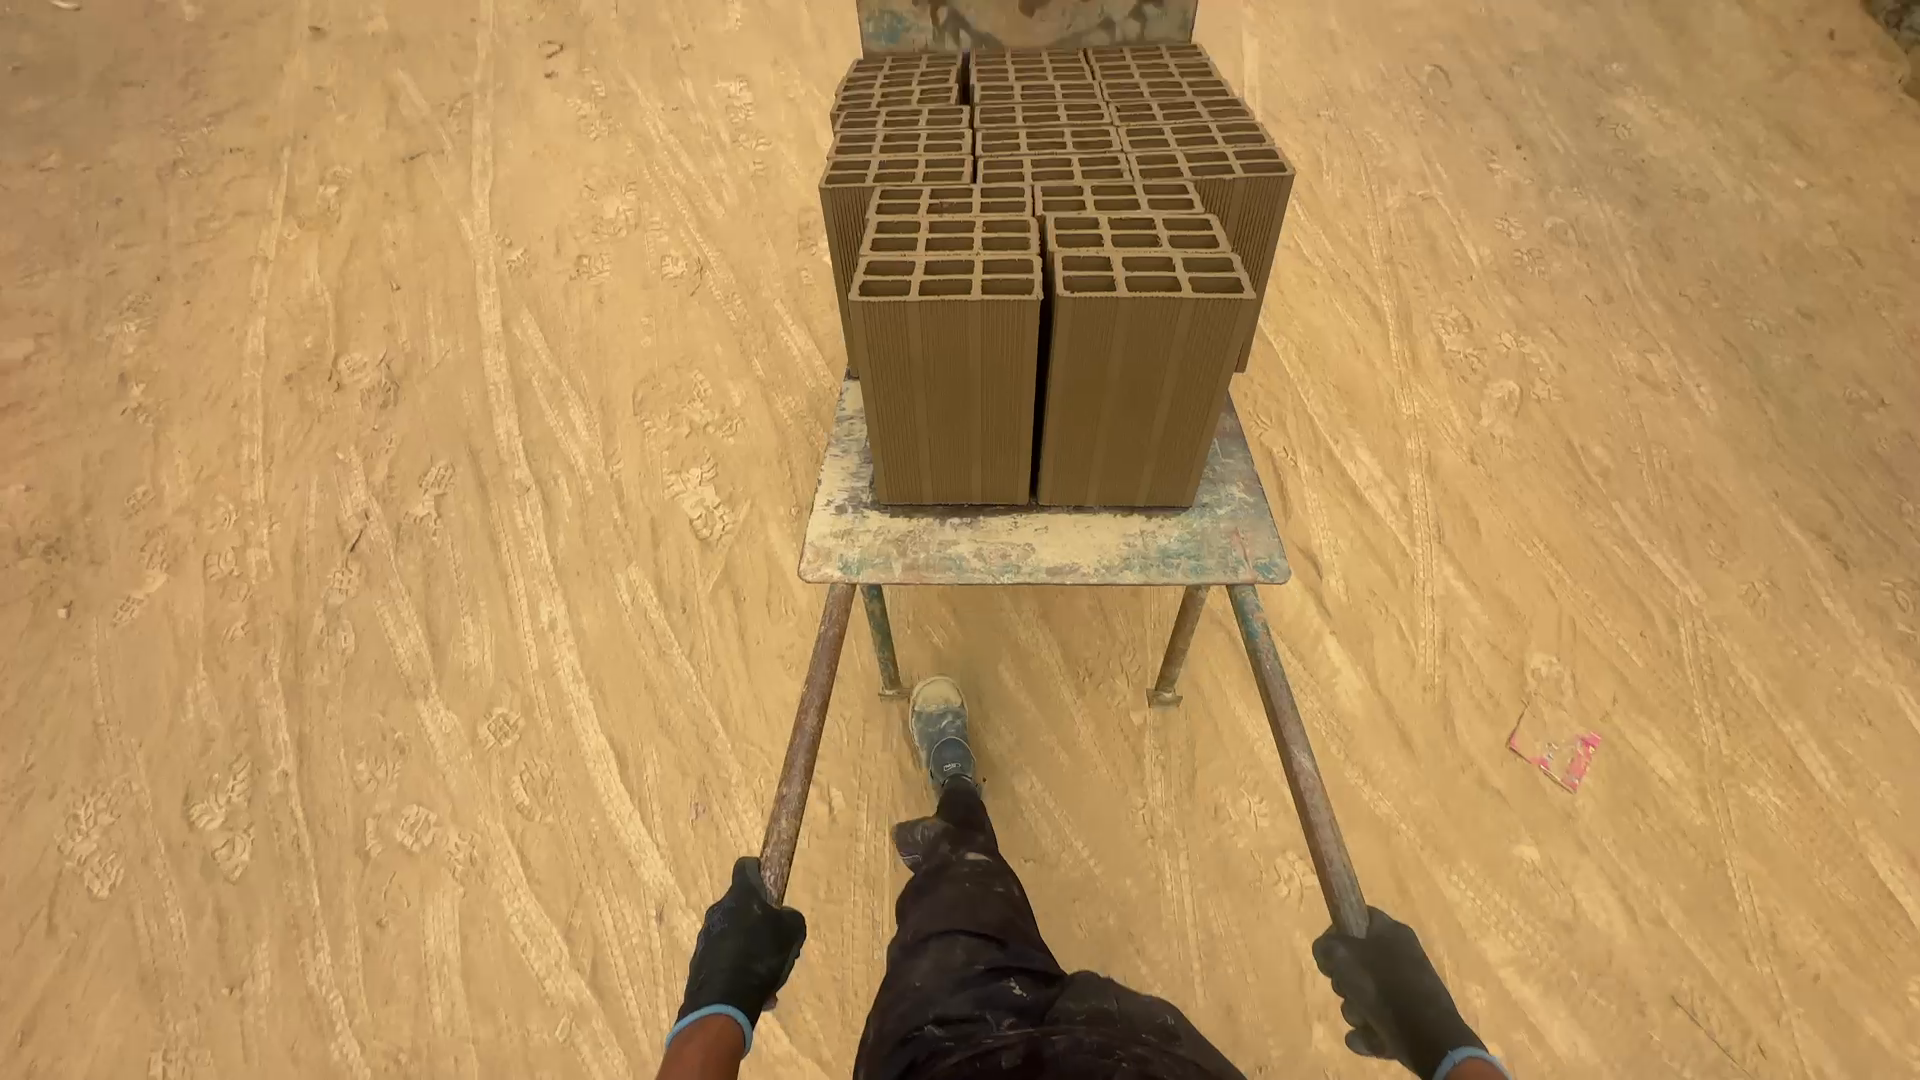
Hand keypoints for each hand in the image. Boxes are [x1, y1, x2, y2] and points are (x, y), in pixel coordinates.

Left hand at [674, 858, 807, 1045]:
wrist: (722, 1004)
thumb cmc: (761, 956)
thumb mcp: (792, 932)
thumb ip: (790, 917)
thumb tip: (783, 917)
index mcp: (741, 895)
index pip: (746, 866)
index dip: (759, 870)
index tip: (769, 883)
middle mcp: (718, 910)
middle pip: (740, 905)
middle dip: (757, 920)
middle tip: (774, 940)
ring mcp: (705, 938)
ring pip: (734, 936)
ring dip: (750, 949)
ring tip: (768, 977)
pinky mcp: (698, 964)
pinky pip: (725, 961)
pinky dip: (739, 972)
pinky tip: (757, 995)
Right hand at [1313, 907, 1485, 1077]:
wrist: (1429, 1040)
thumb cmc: (1383, 986)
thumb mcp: (1341, 953)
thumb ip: (1326, 945)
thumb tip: (1326, 952)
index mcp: (1391, 933)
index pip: (1357, 917)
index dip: (1337, 931)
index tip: (1330, 951)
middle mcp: (1401, 958)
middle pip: (1356, 961)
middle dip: (1344, 981)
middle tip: (1346, 987)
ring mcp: (1407, 991)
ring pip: (1363, 995)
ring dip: (1354, 1010)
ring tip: (1362, 1018)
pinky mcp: (1409, 1022)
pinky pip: (1375, 1023)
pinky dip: (1367, 1033)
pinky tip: (1364, 1037)